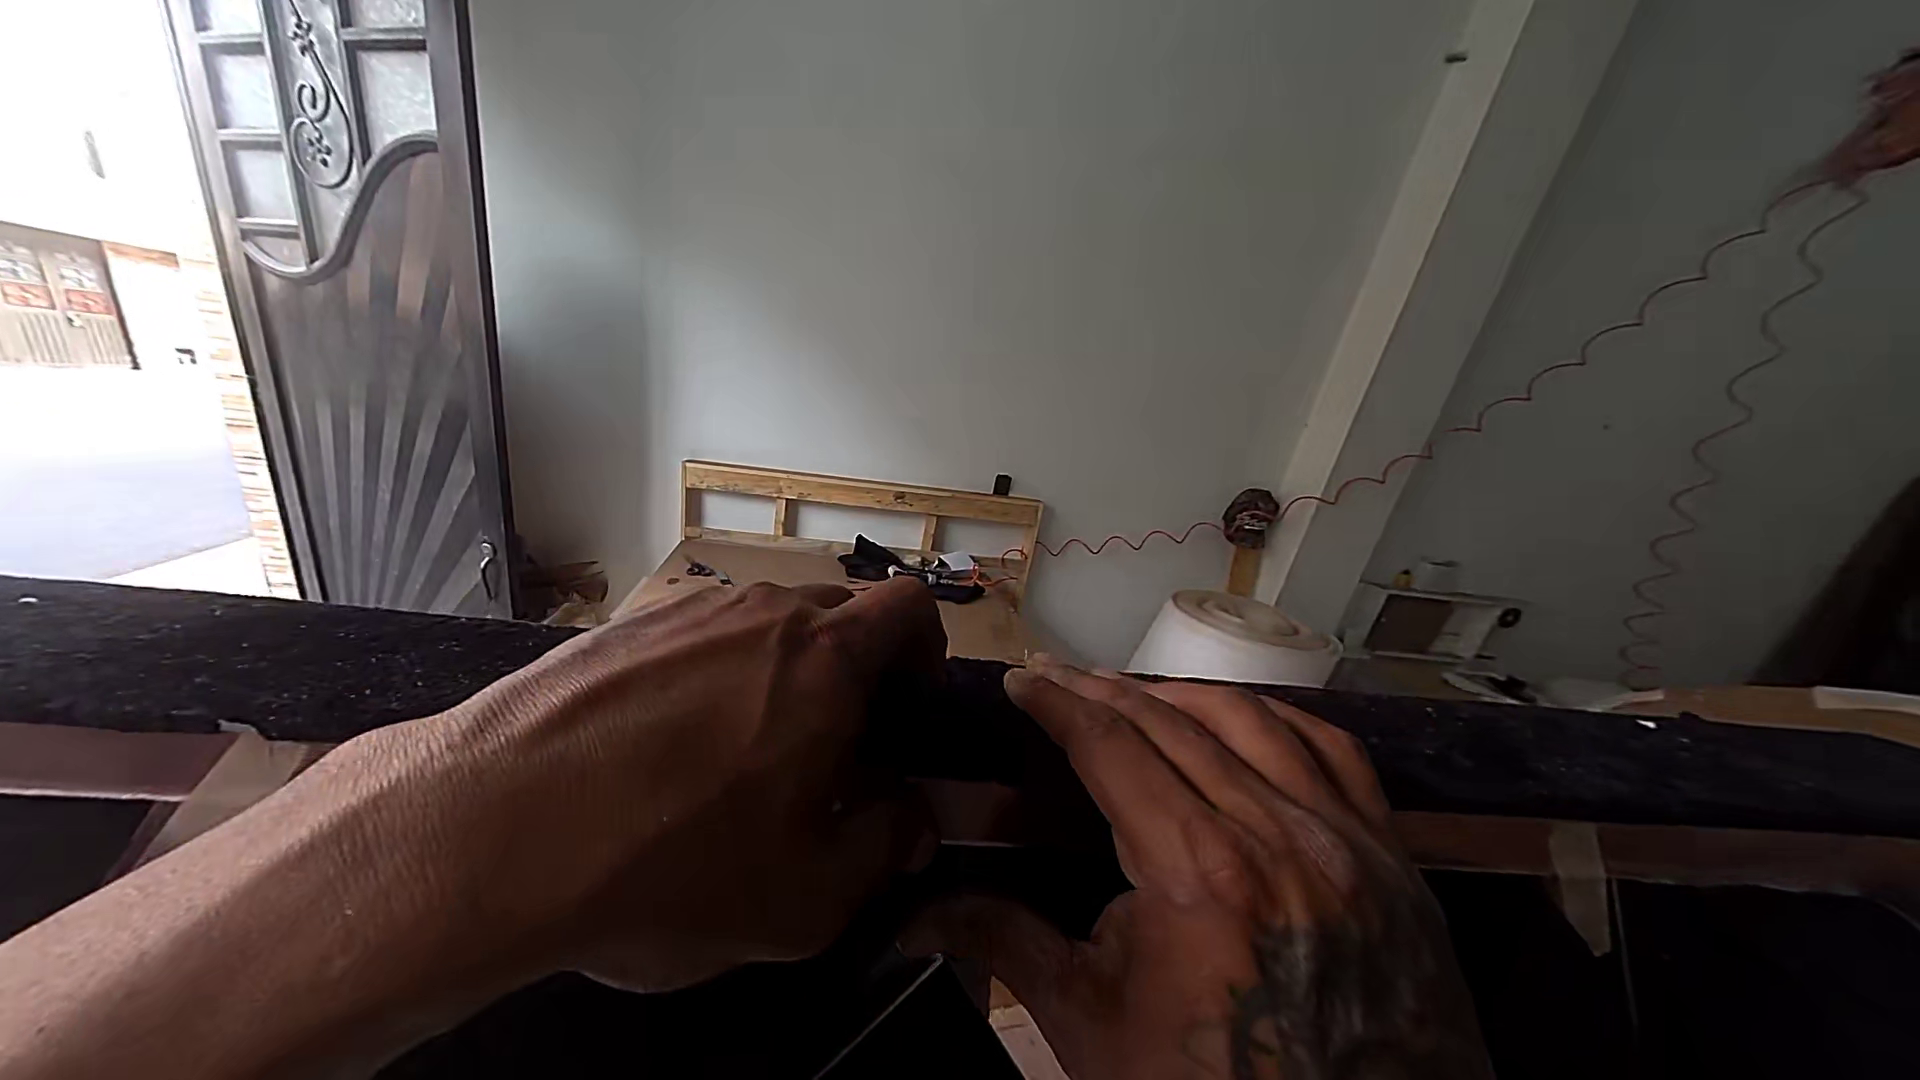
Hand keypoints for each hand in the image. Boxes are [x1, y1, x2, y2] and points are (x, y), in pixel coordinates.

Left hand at [0, 577, 947, 1079]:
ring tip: (744, 741)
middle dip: (857, 667)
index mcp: (828, 656)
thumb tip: (912, 820)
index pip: (911, 606)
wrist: (482, 830)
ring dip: (787, 666)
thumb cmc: (668, 863)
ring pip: (775, 618)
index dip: (924, 648)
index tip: (903, 703)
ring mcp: (694, 605)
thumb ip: (886, 849)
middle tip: (829, 740)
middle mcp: (768, 609)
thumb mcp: (804, 897)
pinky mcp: (633, 619)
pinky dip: (720, 665)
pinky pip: (709, 629)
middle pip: (844, 612)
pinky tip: (671, 734)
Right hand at [921, 656, 1489, 1079]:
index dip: (1057, 703)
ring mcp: (1343, 837)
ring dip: (1173, 691)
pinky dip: (1271, 713)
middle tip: (1055, 675)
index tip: (1022, 681)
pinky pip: (1329, 747)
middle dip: (1098, 688)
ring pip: (1244, 718)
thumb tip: (915, 915)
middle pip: (1166, 723)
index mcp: (1198, 872)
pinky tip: (1233, 711)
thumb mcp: (1089, 1026)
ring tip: (1125, 688)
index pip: (1109, 746)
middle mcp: (1274, 834)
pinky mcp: (1388, 853)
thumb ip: (1005, 944)